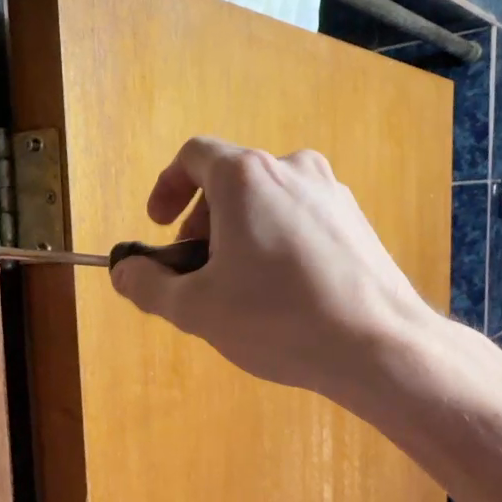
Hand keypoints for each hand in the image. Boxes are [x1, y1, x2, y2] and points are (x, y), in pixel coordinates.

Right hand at [109, 137, 430, 397]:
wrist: (377, 345)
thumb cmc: (276, 319)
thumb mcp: (194, 308)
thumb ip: (147, 285)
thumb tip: (123, 272)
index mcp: (246, 178)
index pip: (193, 156)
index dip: (166, 187)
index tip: (158, 225)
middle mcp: (292, 169)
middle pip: (230, 179)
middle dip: (202, 220)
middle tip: (196, 269)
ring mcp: (332, 193)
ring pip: (268, 200)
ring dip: (240, 232)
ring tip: (239, 287)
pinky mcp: (357, 221)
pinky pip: (300, 218)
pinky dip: (276, 241)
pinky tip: (282, 293)